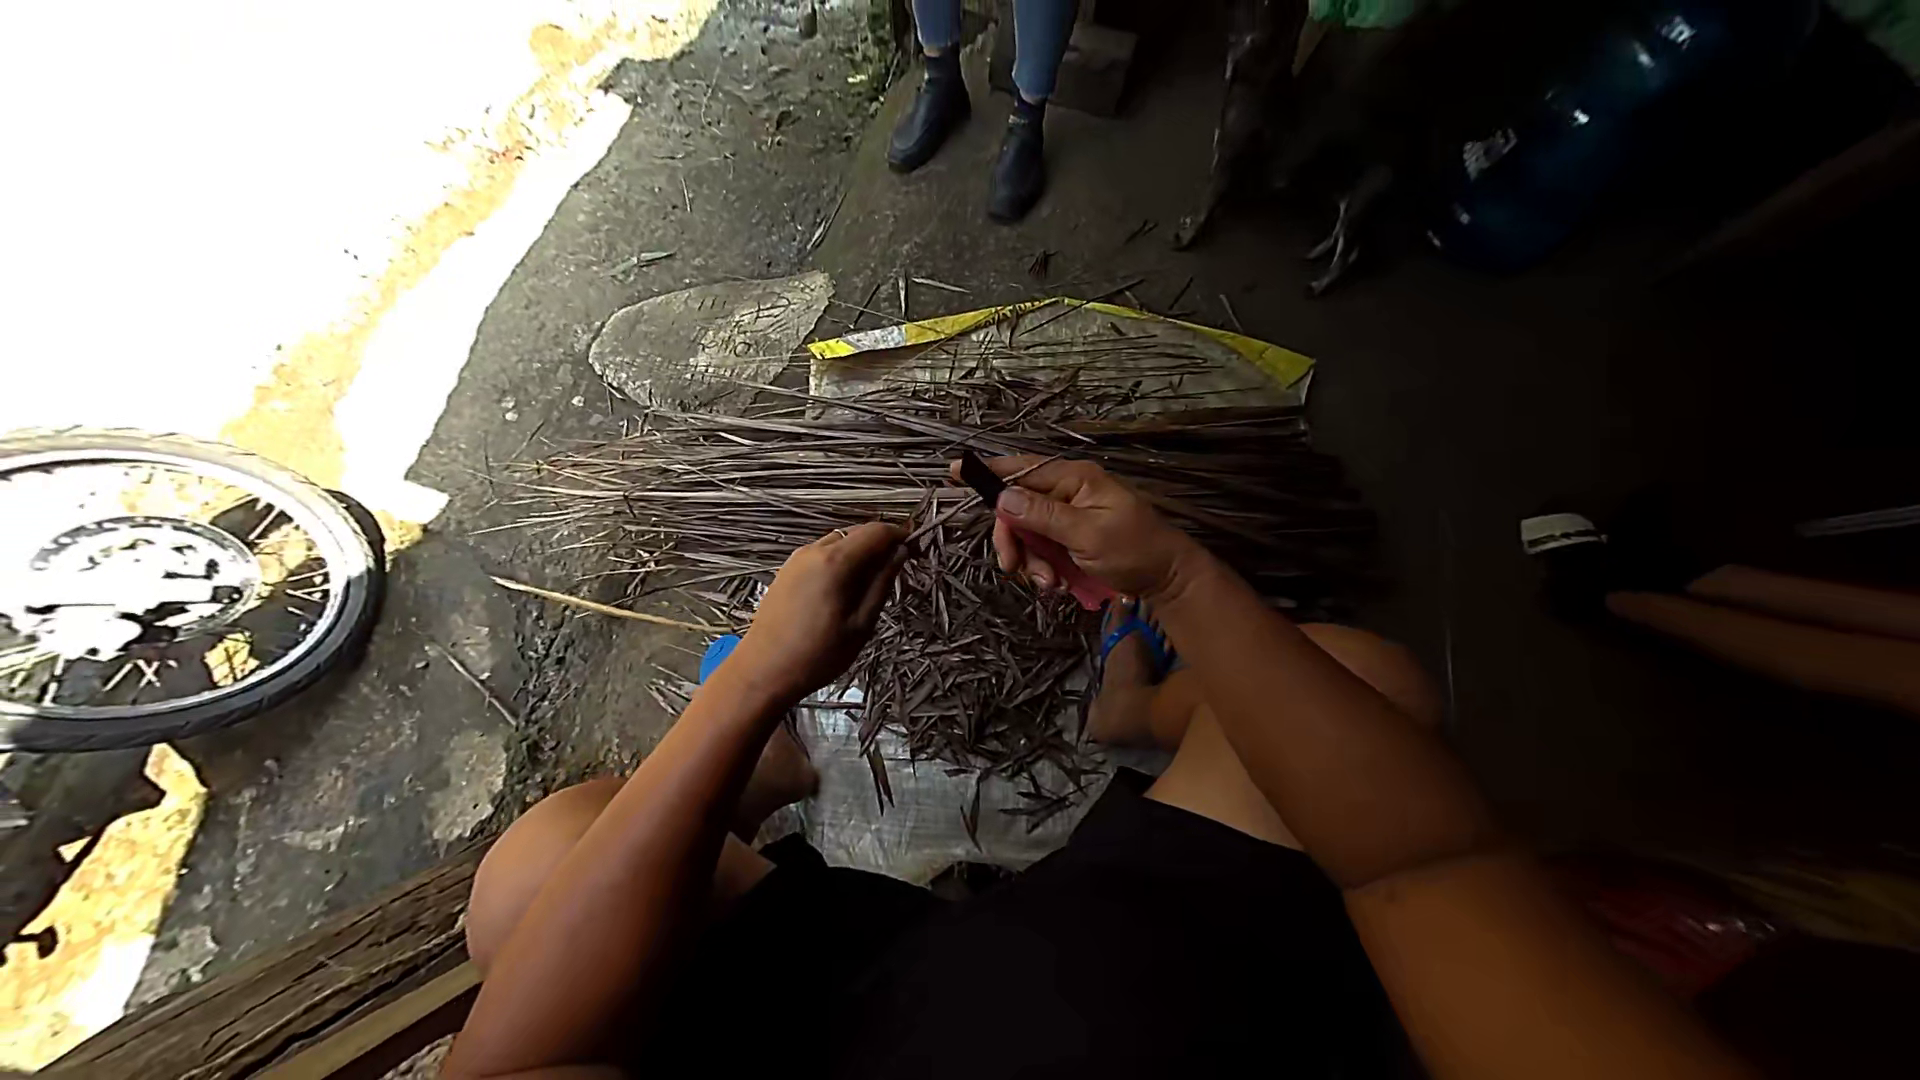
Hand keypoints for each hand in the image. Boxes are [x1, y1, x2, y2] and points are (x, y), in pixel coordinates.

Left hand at [726, 522, 907, 700]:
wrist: (762, 672)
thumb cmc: (817, 655)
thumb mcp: (861, 623)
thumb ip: (882, 583)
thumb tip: (901, 553)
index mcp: (835, 562)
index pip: (877, 531)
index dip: (900, 535)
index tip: (917, 549)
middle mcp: (814, 551)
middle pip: (857, 532)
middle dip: (882, 543)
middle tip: (899, 567)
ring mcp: (797, 559)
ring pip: (839, 541)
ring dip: (861, 552)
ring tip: (874, 582)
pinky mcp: (787, 571)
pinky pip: (822, 553)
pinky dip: (841, 560)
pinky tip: (846, 587)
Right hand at [949, 456, 1201, 599]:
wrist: (1166, 580)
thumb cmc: (1135, 550)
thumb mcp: (1088, 534)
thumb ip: (1043, 515)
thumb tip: (1003, 497)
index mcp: (1074, 479)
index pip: (1022, 469)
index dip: (988, 472)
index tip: (954, 471)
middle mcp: (1067, 492)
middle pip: (1017, 507)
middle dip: (1013, 539)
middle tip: (1014, 567)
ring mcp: (1067, 516)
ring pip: (1025, 532)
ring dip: (1029, 560)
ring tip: (1048, 582)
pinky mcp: (1068, 538)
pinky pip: (1039, 548)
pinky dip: (1040, 567)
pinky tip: (1055, 583)